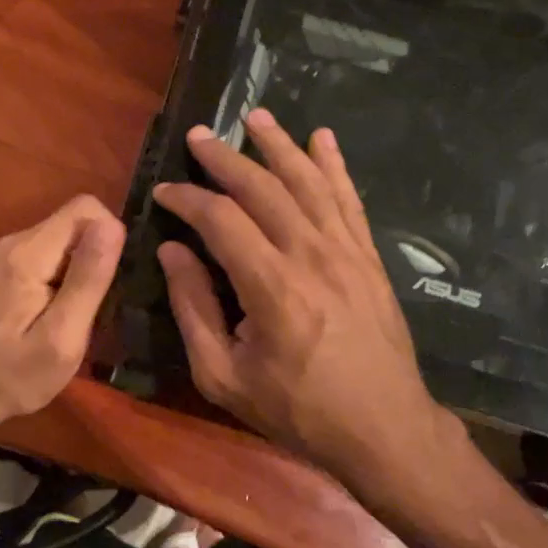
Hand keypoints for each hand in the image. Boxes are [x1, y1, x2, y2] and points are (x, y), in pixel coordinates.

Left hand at [0, 195, 125, 471]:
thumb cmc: (13, 377)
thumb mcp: (61, 337)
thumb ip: (87, 279)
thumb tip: (112, 225)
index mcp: (27, 254)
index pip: (86, 208)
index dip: (110, 237)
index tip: (111, 283)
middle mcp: (14, 242)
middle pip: (74, 222)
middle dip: (96, 255)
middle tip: (94, 307)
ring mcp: (5, 254)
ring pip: (63, 239)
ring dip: (81, 269)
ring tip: (76, 314)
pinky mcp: (3, 269)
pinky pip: (48, 254)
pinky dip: (63, 277)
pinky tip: (56, 314)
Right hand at [154, 108, 460, 492]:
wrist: (384, 430)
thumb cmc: (297, 410)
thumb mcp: (224, 376)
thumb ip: (193, 308)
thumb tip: (173, 251)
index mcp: (271, 285)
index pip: (221, 219)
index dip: (187, 198)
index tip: (163, 191)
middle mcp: (311, 255)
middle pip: (263, 187)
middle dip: (226, 158)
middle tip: (199, 135)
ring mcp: (347, 252)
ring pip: (309, 182)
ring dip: (280, 145)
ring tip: (256, 117)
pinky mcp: (369, 258)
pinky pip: (349, 200)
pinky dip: (334, 166)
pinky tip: (322, 139)